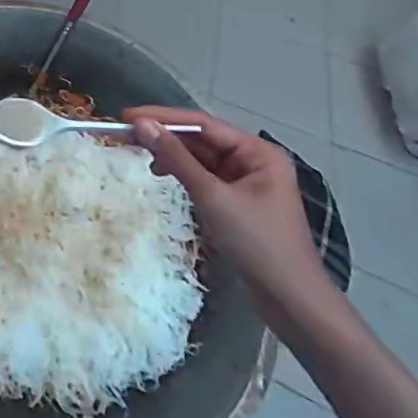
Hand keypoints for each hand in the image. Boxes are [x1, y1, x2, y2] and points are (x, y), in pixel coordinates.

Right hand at [125, 106, 330, 308]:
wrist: (292, 301)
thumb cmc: (257, 243)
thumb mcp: (212, 197)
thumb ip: (177, 158)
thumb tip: (142, 126)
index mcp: (258, 151)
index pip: (203, 124)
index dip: (164, 117)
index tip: (128, 116)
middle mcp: (253, 160)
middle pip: (202, 138)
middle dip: (166, 135)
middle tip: (126, 133)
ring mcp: (246, 181)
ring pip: (201, 157)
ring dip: (171, 154)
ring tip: (139, 152)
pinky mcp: (237, 202)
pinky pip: (204, 177)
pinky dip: (182, 173)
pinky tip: (161, 173)